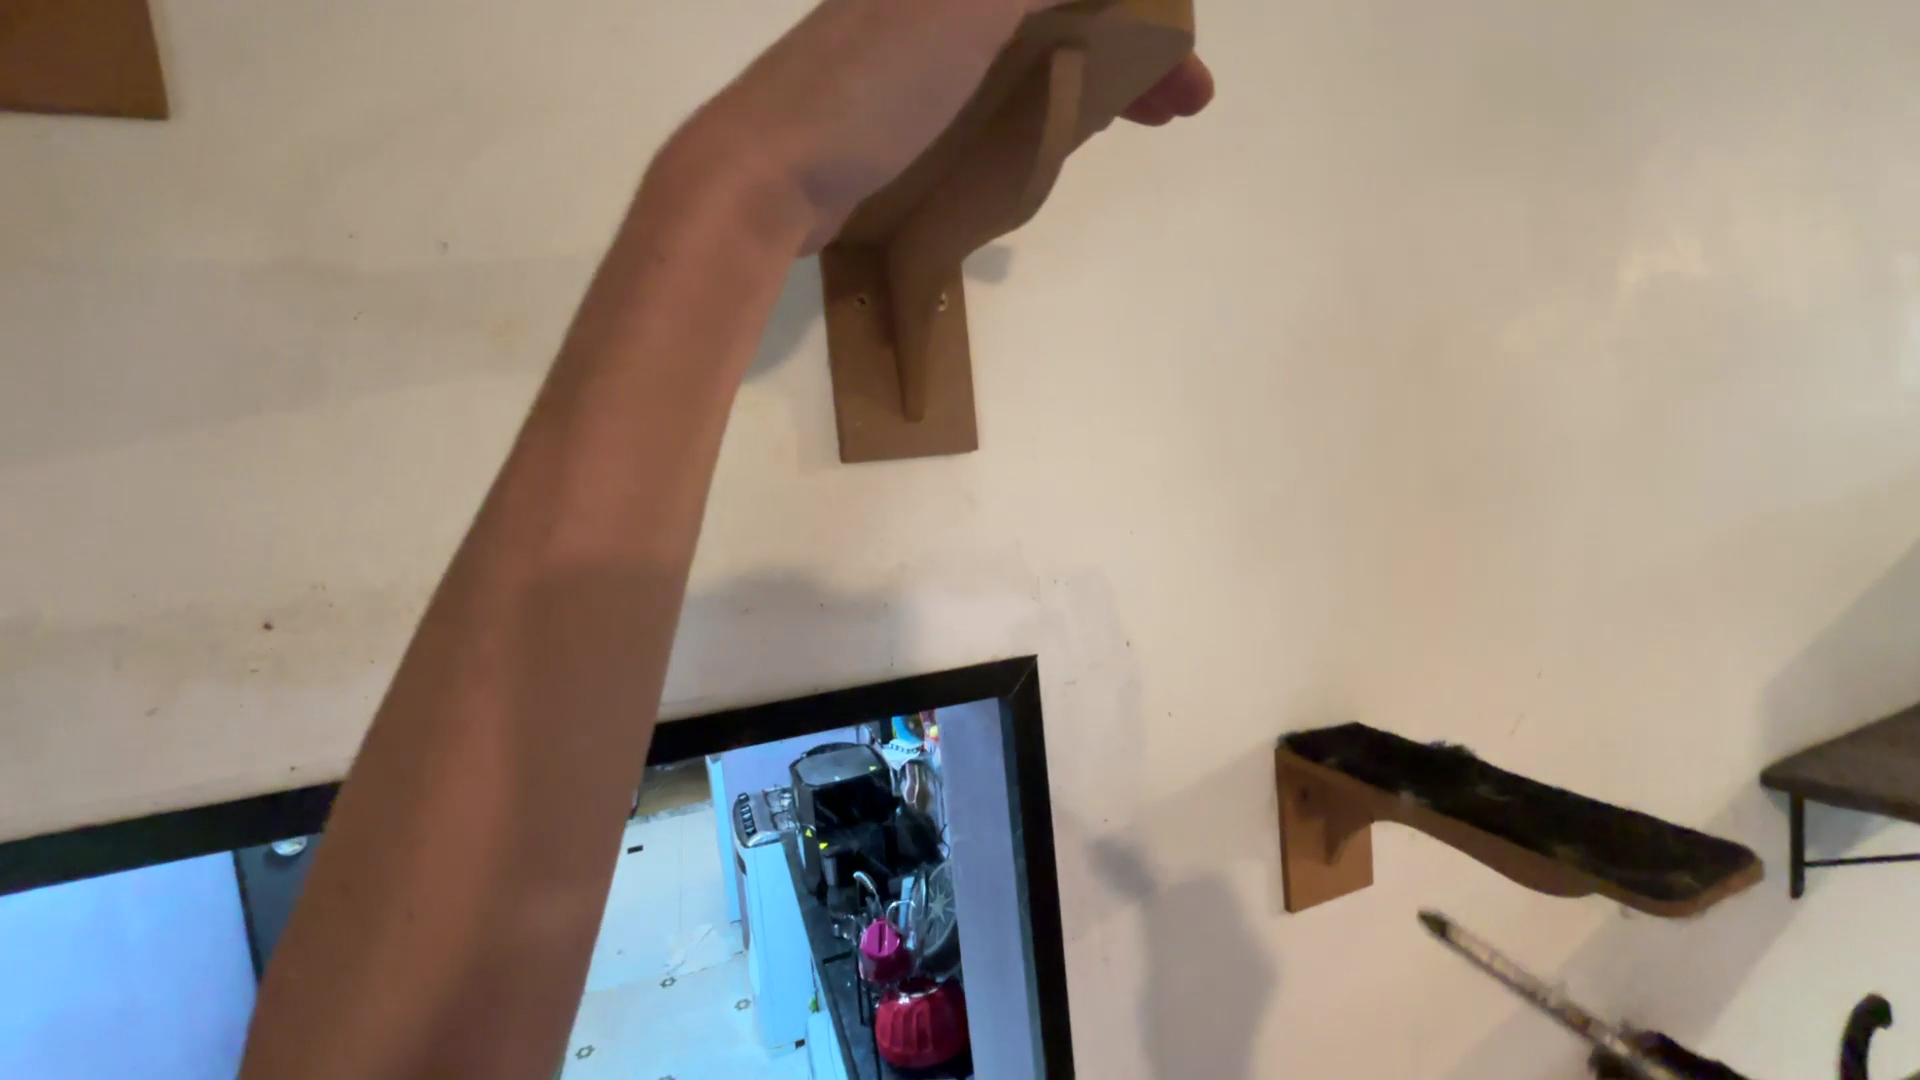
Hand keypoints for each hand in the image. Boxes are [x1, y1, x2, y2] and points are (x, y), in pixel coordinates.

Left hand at [661, 0, 1212, 251]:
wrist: (769, 175)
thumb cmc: (868, 88)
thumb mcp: (968, 5)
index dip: (1140, 13)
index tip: (1183, 61)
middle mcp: (949, 1)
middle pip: (1064, 9)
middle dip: (1133, 44)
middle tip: (1183, 102)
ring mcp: (928, 52)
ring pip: (1038, 47)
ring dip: (1098, 75)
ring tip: (1146, 120)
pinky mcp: (913, 107)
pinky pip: (1001, 91)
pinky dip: (1047, 104)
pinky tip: (1068, 132)